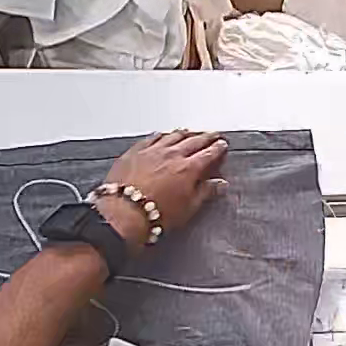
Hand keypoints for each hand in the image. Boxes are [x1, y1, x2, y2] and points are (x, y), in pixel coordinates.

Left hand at [95, 131, 229, 249]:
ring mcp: (153, 151)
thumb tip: (219, 184)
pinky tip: (162, 134)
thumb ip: (205, 192)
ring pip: (173, 136)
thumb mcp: (188, 208)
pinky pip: (151, 138)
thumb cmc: (154, 214)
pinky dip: (161, 135)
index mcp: (188, 168)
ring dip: (185, 133)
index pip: (208, 154)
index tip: (222, 145)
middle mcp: (172, 155)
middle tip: (212, 134)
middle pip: (194, 141)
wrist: (123, 212)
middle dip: (205, 137)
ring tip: (191, 132)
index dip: (217, 148)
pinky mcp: (135, 152)